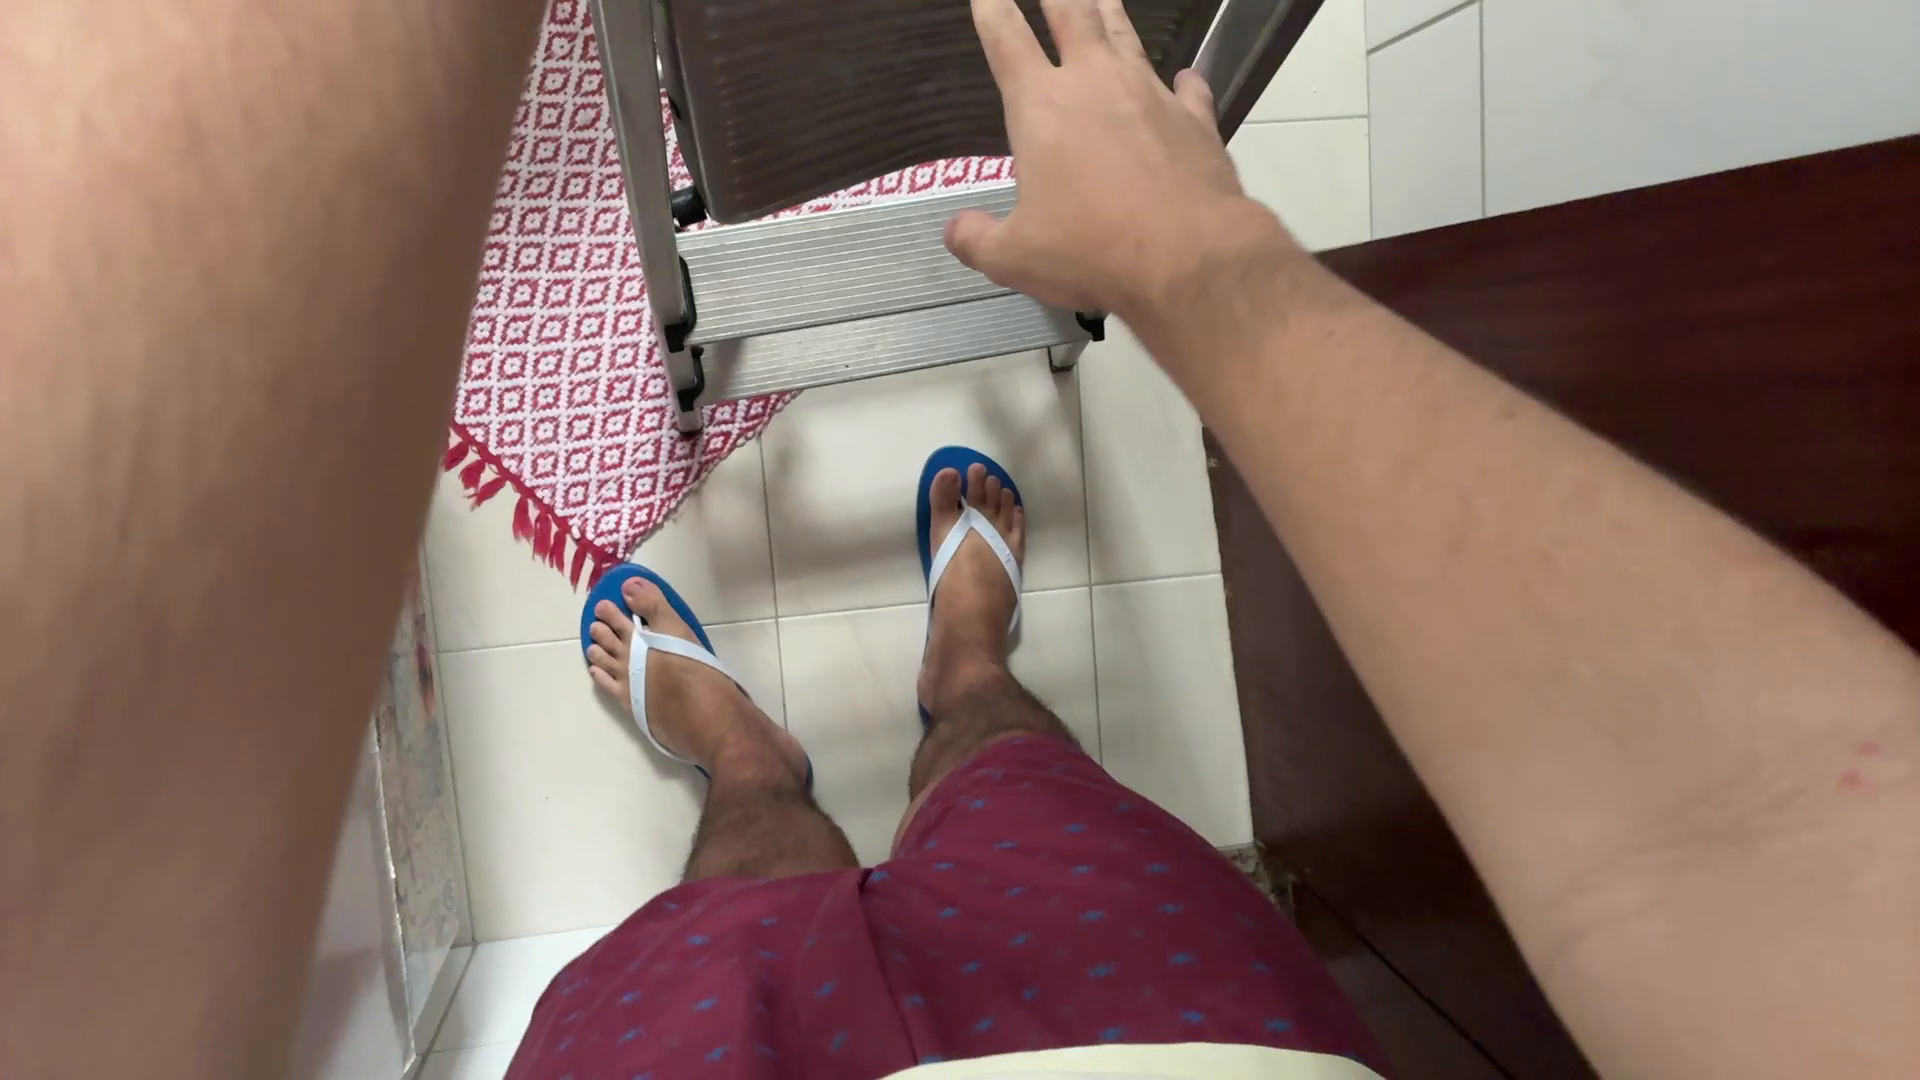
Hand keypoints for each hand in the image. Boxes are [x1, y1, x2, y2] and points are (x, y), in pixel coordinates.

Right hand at [945, 0, 1295, 323]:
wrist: (1184, 256)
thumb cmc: (1088, 252)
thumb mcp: (1014, 258)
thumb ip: (977, 240)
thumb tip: (955, 231)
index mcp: (1041, 108)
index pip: (1007, 40)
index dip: (992, 11)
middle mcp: (1096, 83)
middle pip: (1072, 13)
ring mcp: (1151, 94)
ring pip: (1126, 36)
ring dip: (1110, 13)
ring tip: (1103, 0)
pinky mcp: (1195, 120)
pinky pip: (1187, 89)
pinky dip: (1181, 82)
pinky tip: (1182, 79)